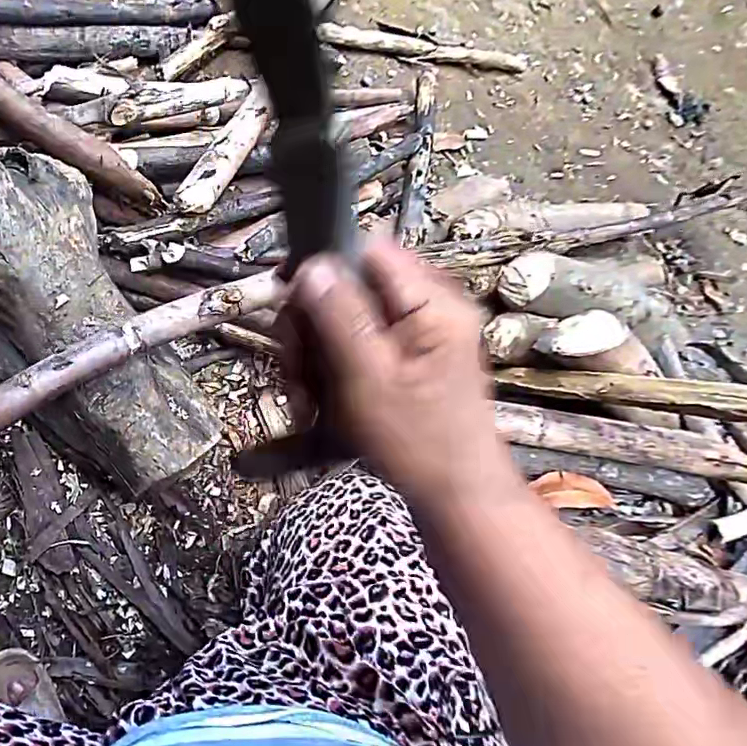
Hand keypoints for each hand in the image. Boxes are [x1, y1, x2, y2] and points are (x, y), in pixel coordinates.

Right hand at [285, 239, 521, 510]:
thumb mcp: (369, 375)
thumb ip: (340, 316)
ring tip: (305, 395)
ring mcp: (412, 333)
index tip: (294, 312)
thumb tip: (311, 265)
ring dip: (311, 355)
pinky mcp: (399, 357)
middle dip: (310, 326)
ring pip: (338, 319)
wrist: (451, 493)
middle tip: (297, 368)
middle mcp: (424, 308)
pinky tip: (315, 400)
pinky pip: (349, 345)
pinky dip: (326, 370)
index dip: (323, 273)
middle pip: (345, 287)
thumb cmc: (415, 438)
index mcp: (430, 301)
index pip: (366, 252)